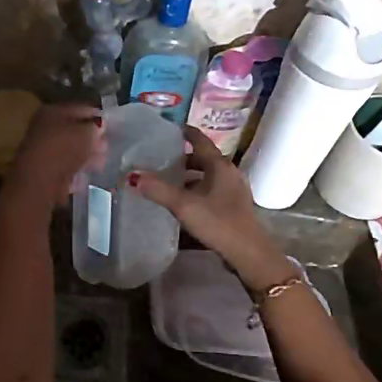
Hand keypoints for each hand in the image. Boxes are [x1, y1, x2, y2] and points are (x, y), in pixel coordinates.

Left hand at [5, 102, 103, 207]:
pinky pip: (64, 167)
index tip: (112, 126)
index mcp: (52, 112)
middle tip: (106, 147)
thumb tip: (100, 124)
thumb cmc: (63, 149)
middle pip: (74, 130)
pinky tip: (85, 176)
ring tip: (100, 163)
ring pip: (70, 150)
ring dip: (86, 156)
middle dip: (92, 139)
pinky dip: (75, 171)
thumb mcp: (85, 133)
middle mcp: (44, 127)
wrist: (38, 182)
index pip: (81, 109)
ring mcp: (42, 150)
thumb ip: (95, 126)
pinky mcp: (43, 171)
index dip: (98, 116)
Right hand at [128, 127, 292, 288]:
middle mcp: (230, 172)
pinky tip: (185, 204)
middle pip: (204, 160)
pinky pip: (213, 191)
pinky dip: (198, 191)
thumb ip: (158, 190)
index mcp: (219, 165)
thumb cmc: (217, 222)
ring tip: (169, 184)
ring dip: (191, 178)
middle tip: (162, 161)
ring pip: (208, 177)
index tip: (171, 129)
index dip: (186, 133)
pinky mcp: (235, 207)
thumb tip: (132, 176)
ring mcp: (235, 190)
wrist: (248, 253)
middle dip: (184, 160)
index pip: (200, 141)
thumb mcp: (183, 205)